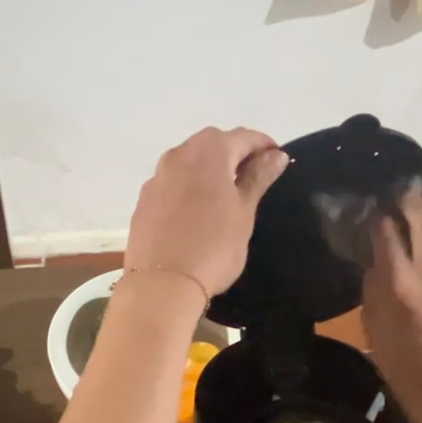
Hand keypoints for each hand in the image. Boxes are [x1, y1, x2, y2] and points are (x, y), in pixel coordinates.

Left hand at [124, 127, 289, 299]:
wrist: (162, 285)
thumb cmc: (213, 247)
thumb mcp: (244, 213)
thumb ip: (258, 178)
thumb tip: (276, 156)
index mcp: (209, 151)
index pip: (244, 137)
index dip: (264, 146)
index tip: (277, 159)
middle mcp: (178, 155)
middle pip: (213, 146)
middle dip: (234, 156)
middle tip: (252, 178)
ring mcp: (156, 178)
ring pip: (189, 165)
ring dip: (208, 173)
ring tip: (223, 197)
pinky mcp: (143, 202)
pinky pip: (172, 186)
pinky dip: (187, 191)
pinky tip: (195, 214)